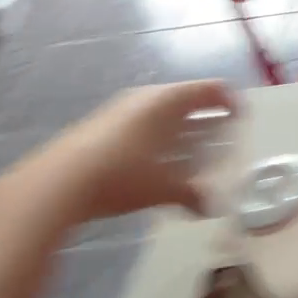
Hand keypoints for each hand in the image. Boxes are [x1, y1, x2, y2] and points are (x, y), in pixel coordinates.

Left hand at [0, 80, 237, 226]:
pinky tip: (152, 165)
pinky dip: (157, 137)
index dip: (231, 102)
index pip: (212, 89)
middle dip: (206, 120)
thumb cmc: (122, 175)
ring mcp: (122, 108)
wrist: (57, 184)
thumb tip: (211, 208)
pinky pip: (143, 123)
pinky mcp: (102, 124)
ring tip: (187, 157)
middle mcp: (149, 96)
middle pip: (188, 100)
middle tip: (217, 143)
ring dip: (180, 131)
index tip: (241, 122)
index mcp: (170, 99)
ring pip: (163, 112)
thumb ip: (191, 194)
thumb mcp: (163, 187)